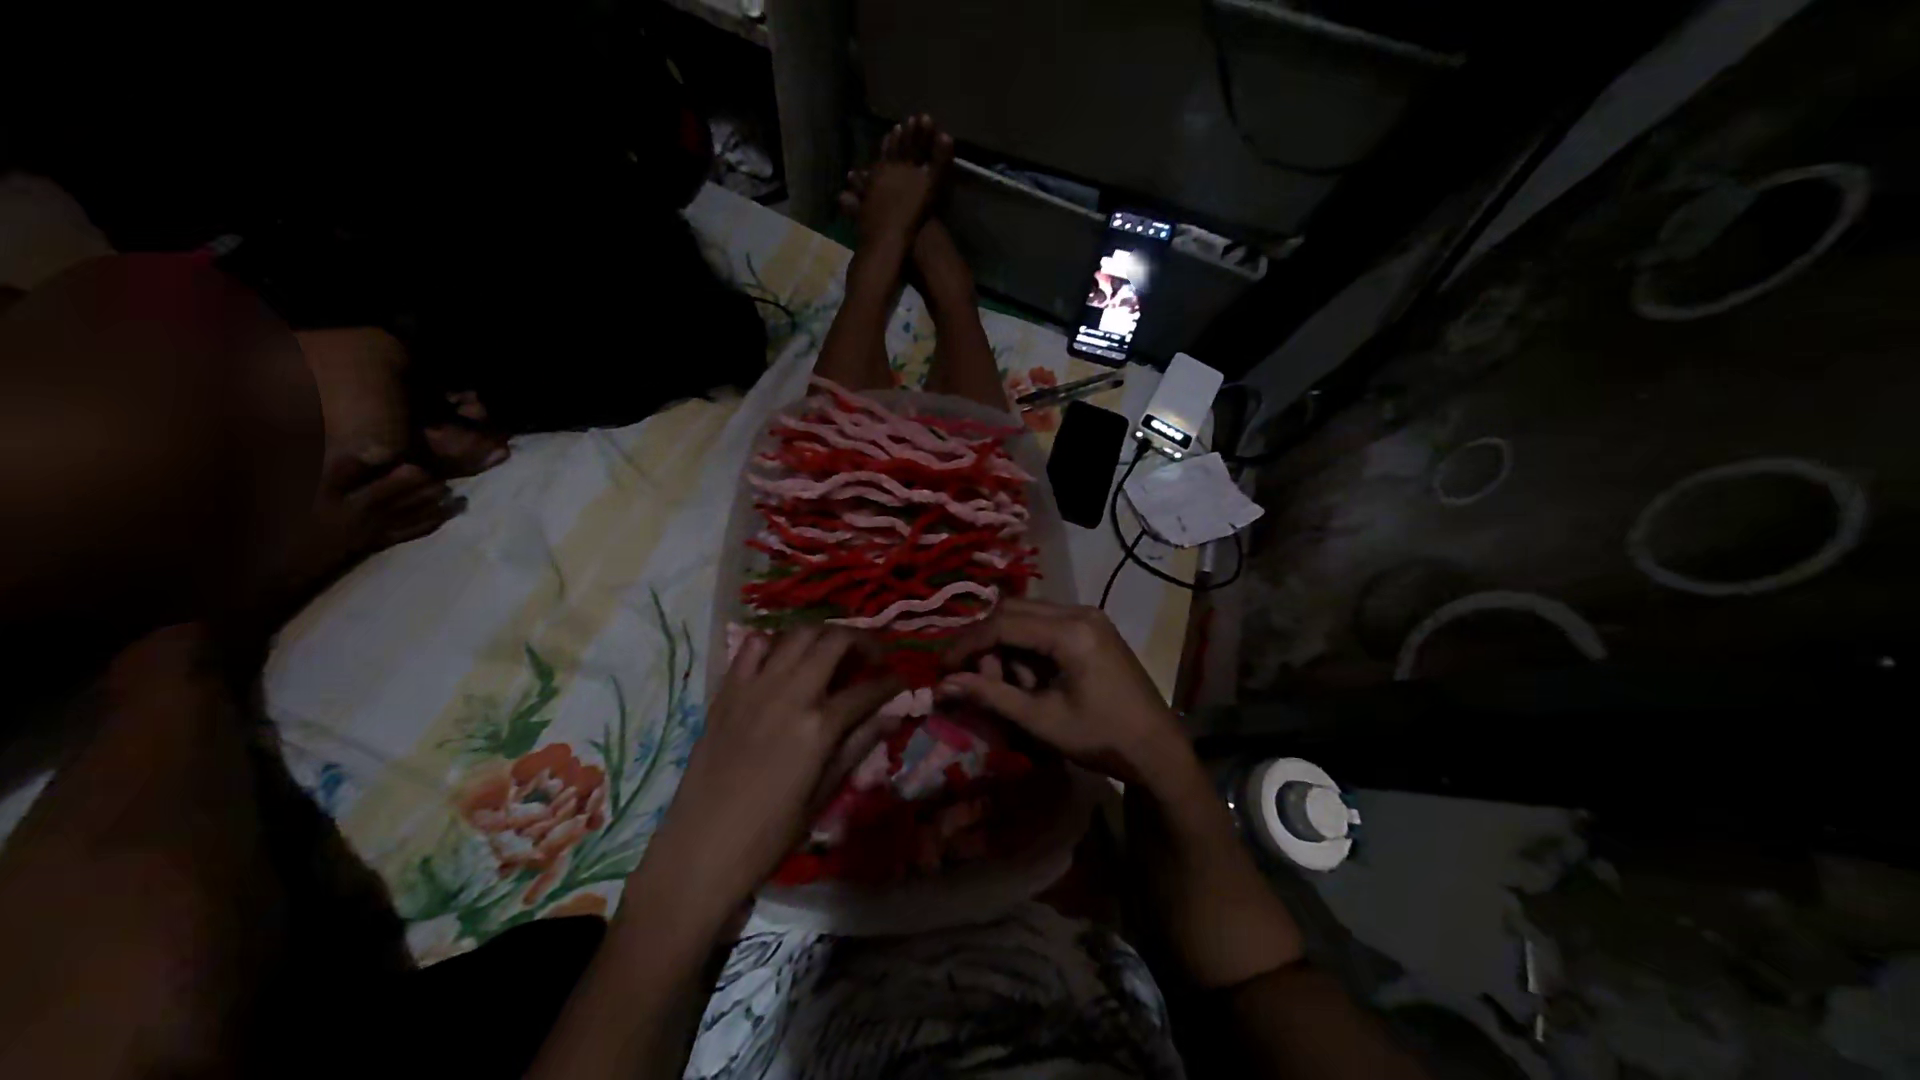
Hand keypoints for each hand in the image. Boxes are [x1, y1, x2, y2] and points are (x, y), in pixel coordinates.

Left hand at [634, 627, 902, 926]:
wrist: (700, 848)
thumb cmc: (769, 834)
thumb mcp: (823, 794)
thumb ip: (857, 746)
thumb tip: (892, 717)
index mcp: (818, 727)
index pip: (867, 689)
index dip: (891, 681)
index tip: (901, 680)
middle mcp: (789, 694)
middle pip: (835, 641)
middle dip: (862, 642)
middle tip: (872, 657)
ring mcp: (754, 688)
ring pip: (798, 634)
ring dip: (823, 635)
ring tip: (833, 652)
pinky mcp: (727, 691)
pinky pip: (752, 646)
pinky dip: (775, 642)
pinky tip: (784, 661)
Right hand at [939, 599, 1193, 791]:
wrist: (1158, 750)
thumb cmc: (1101, 737)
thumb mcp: (1040, 720)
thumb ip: (991, 695)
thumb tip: (943, 685)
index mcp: (1071, 632)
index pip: (1003, 624)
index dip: (967, 644)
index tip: (943, 667)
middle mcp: (1080, 611)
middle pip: (1013, 610)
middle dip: (987, 642)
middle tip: (977, 678)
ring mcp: (1090, 617)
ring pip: (1029, 615)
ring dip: (1008, 645)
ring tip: (1010, 685)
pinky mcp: (1094, 627)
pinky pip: (1047, 624)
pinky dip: (1029, 646)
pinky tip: (1032, 679)